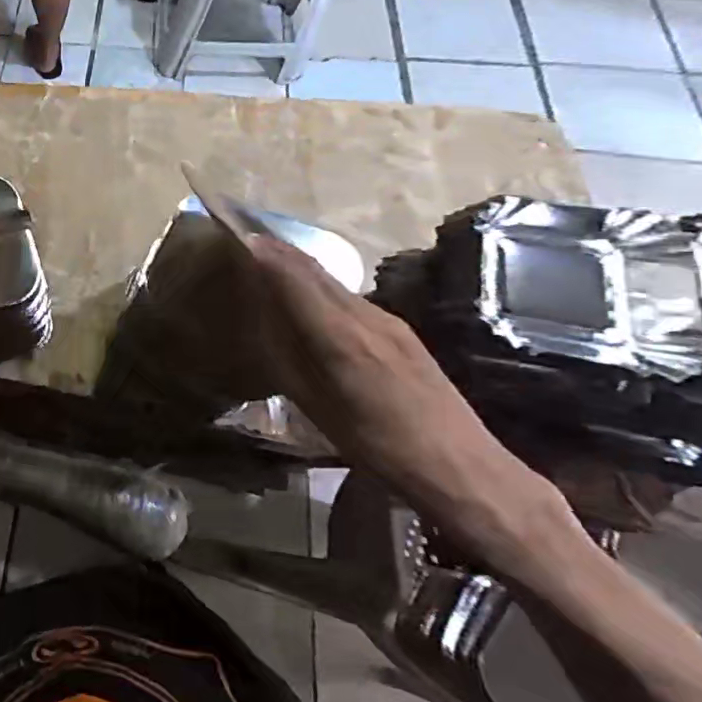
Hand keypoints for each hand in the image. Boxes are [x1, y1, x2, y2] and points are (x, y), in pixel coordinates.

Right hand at [243, 235, 535, 514]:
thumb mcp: (318, 408)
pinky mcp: (402, 333)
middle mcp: (366, 317)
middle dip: (281, 251)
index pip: (296, 279)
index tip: (240, 234)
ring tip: (273, 259)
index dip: (267, 255)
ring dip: (302, 267)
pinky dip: (323, 288)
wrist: (462, 468)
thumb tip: (265, 321)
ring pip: (336, 283)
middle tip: (250, 237)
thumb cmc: (378, 447)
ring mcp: (389, 321)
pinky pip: (352, 298)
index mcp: (340, 336)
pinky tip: (312, 297)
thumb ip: (289, 358)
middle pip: (317, 272)